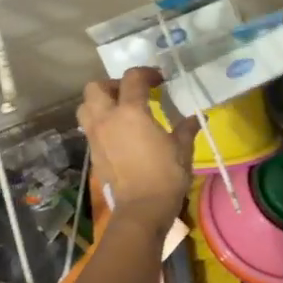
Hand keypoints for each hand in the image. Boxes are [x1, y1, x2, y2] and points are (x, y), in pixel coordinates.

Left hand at [75, 67, 197, 236]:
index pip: (133, 78)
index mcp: (131, 111)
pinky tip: (119, 133)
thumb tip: (197, 117)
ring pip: (85, 107)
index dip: (147, 73)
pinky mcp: (93, 153)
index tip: (160, 80)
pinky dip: (101, 123)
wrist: (142, 209)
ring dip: (99, 103)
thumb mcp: (182, 148)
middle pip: (96, 87)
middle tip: (132, 93)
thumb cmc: (165, 175)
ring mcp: (96, 136)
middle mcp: (107, 119)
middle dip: (113, 85)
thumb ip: (186, 128)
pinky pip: (90, 128)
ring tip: (120, 110)